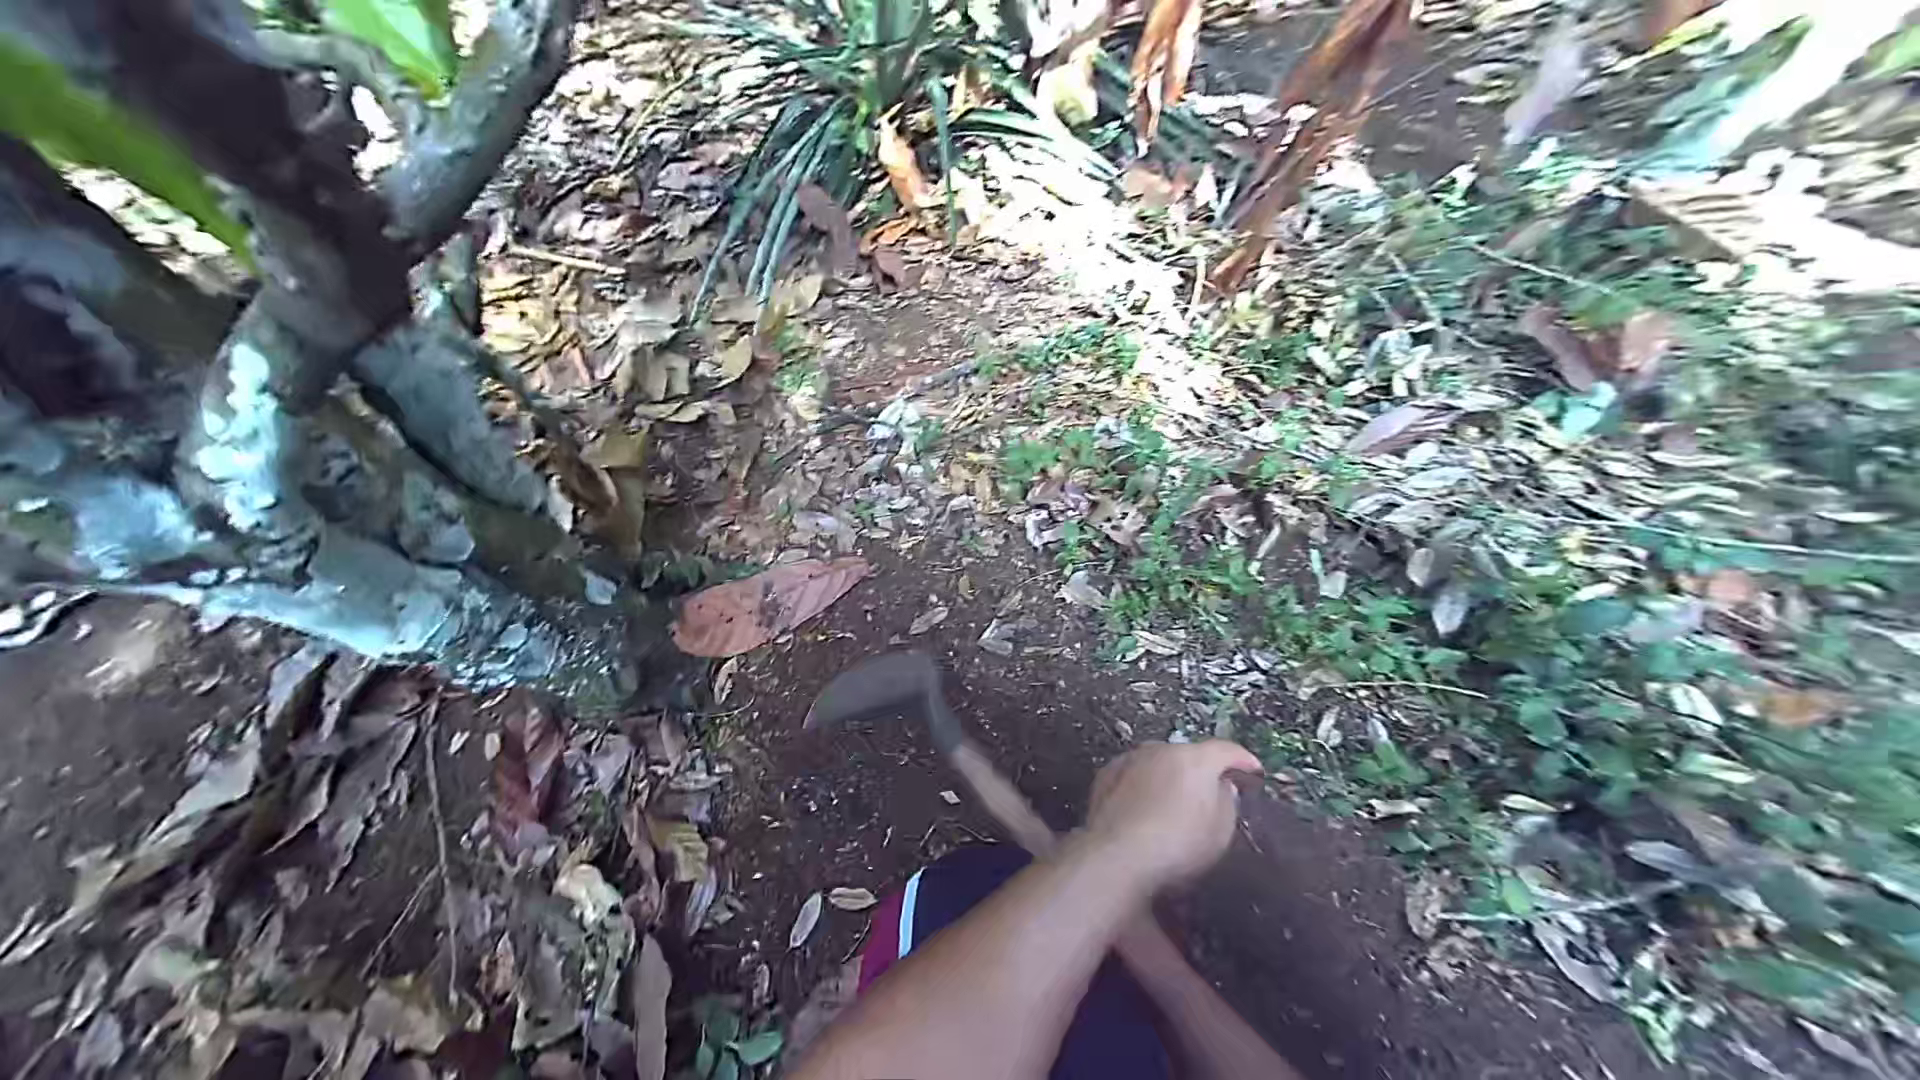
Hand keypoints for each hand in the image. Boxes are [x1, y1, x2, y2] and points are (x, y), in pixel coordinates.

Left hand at [1082, 740, 1260, 893]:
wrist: (1118, 854)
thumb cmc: (1178, 844)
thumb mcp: (1220, 830)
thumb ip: (1227, 800)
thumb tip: (1220, 784)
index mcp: (1194, 758)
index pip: (1225, 750)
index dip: (1243, 759)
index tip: (1253, 770)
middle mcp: (1160, 749)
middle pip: (1189, 755)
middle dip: (1202, 770)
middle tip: (1211, 794)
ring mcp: (1130, 759)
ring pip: (1159, 762)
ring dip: (1170, 776)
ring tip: (1174, 804)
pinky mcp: (1107, 774)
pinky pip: (1136, 774)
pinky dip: (1144, 785)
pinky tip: (1144, 808)